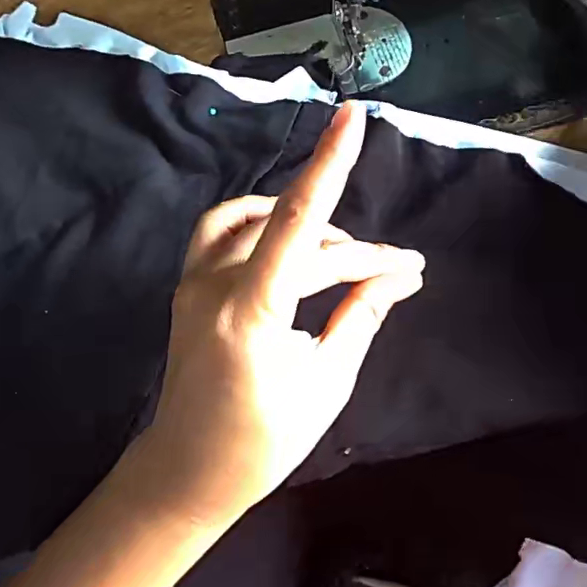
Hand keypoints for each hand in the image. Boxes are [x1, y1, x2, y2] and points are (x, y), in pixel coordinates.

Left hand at [139, 102, 425, 521]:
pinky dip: (257, 220)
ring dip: (303, 222)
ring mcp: (194, 279)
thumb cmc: (262, 440)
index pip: (300, 221)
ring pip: (254, 219)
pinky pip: (221, 228)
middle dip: (354, 249)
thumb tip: (398, 277)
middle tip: (397, 269)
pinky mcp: (187, 283)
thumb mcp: (326, 381)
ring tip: (342, 251)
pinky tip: (283, 233)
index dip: (329, 163)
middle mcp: (215, 282)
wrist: (188, 468)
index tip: (352, 118)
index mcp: (251, 310)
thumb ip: (360, 317)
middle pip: (297, 236)